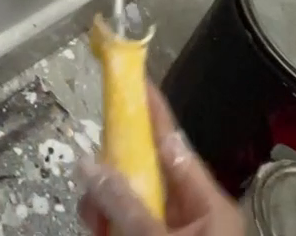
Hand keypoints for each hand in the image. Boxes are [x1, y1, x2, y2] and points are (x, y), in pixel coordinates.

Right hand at [76, 84, 242, 235]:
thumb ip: (126, 204)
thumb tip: (86, 163)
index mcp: (209, 203)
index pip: (172, 141)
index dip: (150, 107)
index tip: (129, 74)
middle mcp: (193, 211)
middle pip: (143, 169)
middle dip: (111, 171)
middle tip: (88, 179)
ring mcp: (176, 231)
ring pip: (129, 197)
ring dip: (104, 203)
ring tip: (94, 222)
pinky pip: (127, 221)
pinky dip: (109, 222)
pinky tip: (98, 230)